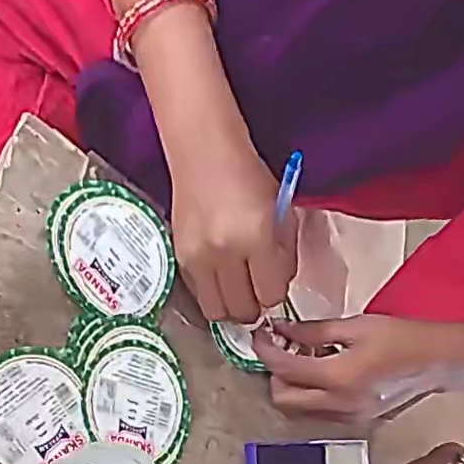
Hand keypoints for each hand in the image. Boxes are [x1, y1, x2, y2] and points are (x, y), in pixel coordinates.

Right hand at [169, 145, 294, 323]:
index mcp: (256, 237)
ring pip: (216, 311)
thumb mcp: (280, 210)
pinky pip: (198, 294)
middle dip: (253, 307)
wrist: (203, 152)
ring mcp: (198, 258)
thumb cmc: (247, 176)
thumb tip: (278, 285)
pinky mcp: (179, 258)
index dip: (276, 293)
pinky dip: (211, 292)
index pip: (271, 294)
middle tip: (256, 292)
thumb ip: (284, 252)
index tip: (274, 283)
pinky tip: (219, 274)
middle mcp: (225, 252)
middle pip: (242, 310)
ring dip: (229, 307)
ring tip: (236, 290)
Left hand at [256, 316, 463, 421]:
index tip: (261, 334)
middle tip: (281, 347)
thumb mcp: (356, 325)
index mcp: (339, 378)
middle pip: (282, 399)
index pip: (284, 369)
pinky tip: (323, 371)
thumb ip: (313, 331)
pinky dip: (309, 393)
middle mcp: (339, 405)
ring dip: (291, 385)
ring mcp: (346, 418)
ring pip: (297, 409)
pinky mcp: (353, 422)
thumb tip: (280, 329)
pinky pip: (316, 412)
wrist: (442, 362)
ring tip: (304, 357)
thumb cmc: (405, 338)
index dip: (265, 349)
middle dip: (274, 373)